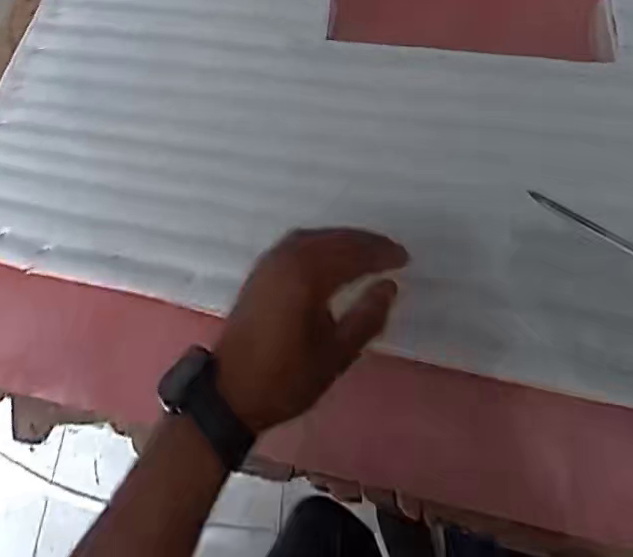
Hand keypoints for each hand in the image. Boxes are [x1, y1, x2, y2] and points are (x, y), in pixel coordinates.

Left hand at [214, 228, 406, 432]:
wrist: (228, 395)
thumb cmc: (285, 379)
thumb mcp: (335, 356)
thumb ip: (367, 318)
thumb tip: (389, 286)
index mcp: (307, 277)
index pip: (353, 254)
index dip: (381, 254)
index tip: (405, 258)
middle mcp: (288, 259)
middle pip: (336, 239)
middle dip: (367, 243)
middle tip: (392, 253)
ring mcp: (272, 261)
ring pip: (318, 236)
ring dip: (346, 239)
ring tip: (369, 251)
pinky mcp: (262, 268)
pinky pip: (301, 241)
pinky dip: (324, 241)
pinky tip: (334, 253)